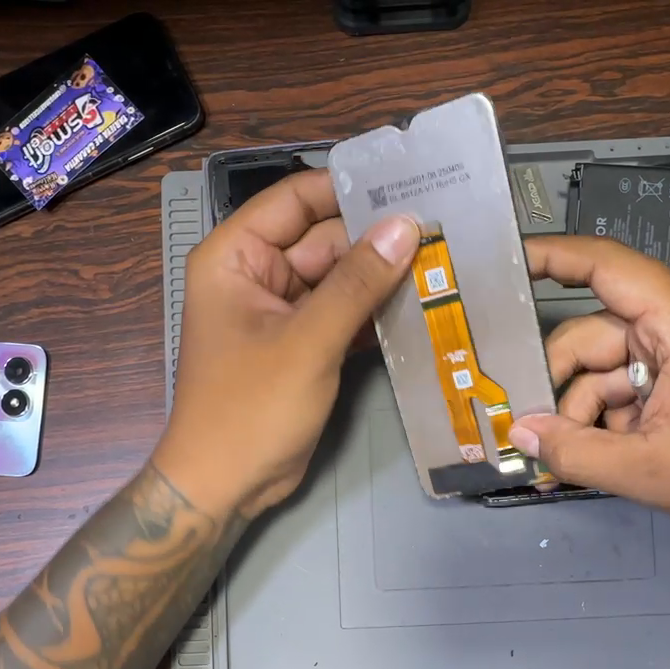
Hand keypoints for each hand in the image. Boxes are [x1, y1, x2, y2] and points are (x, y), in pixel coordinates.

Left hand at [153, 170, 418, 519]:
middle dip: (375, 241)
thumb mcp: (307, 341)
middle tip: (442, 230)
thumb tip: (406, 227)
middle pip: (323, 241)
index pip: (296, 200)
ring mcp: (281, 315)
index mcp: (236, 257)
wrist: (227, 484)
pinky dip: (373, 316)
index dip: (348, 189)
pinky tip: (418, 310)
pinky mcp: (303, 348)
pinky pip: (342, 317)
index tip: (408, 183)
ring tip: (442, 264)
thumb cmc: (251, 408)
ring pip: (338, 282)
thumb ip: (357, 283)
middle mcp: (257, 277)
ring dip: (381, 280)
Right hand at [510, 235, 669, 541]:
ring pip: (606, 371)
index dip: (552, 258)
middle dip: (559, 383)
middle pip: (593, 336)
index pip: (605, 266)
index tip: (506, 263)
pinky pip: (630, 392)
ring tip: (569, 459)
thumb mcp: (648, 469)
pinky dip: (610, 423)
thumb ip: (574, 452)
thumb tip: (520, 435)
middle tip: (527, 428)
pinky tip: (602, 458)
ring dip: (584, 413)